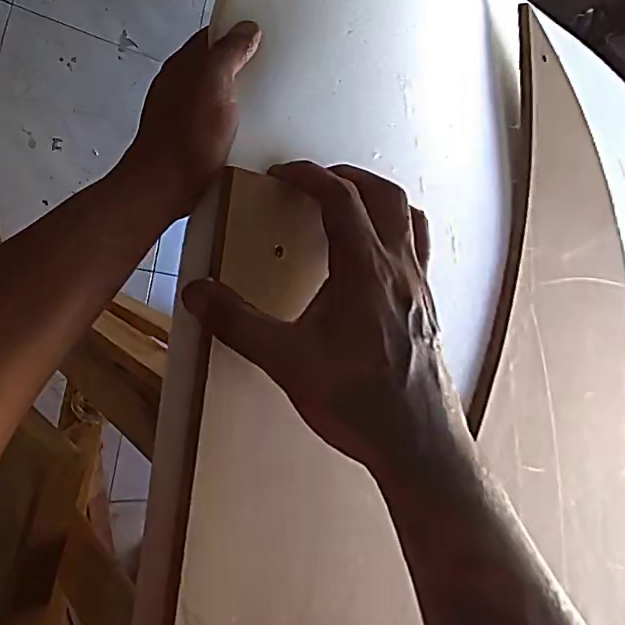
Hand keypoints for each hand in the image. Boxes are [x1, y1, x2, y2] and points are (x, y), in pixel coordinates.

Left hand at [117, 22, 261, 218]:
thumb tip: (245, 30)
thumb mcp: (213, 86)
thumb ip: (227, 54)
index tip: (261, 31)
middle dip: (240, 62)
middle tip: (269, 64)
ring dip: (237, 92)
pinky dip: (231, 118)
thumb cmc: (183, 141)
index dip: (235, 30)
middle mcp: (178, 87)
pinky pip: (214, 119)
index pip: (210, 36)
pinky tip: (246, 128)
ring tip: (264, 96)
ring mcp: (182, 113)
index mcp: (182, 67)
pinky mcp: (189, 138)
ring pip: (213, 92)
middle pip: (212, 64)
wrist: (163, 189)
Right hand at [181, 162, 465, 475]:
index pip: (341, 199)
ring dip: (377, 197)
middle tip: (314, 179)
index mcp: (364, 273)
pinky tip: (372, 252)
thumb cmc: (362, 405)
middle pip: (385, 195)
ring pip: (409, 217)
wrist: (420, 451)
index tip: (284, 174)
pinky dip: (394, 228)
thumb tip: (199, 295)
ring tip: (347, 200)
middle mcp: (397, 273)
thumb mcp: (285, 361)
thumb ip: (236, 323)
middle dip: (346, 176)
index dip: (309, 176)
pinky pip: (416, 247)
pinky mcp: (426, 308)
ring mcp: (418, 289)